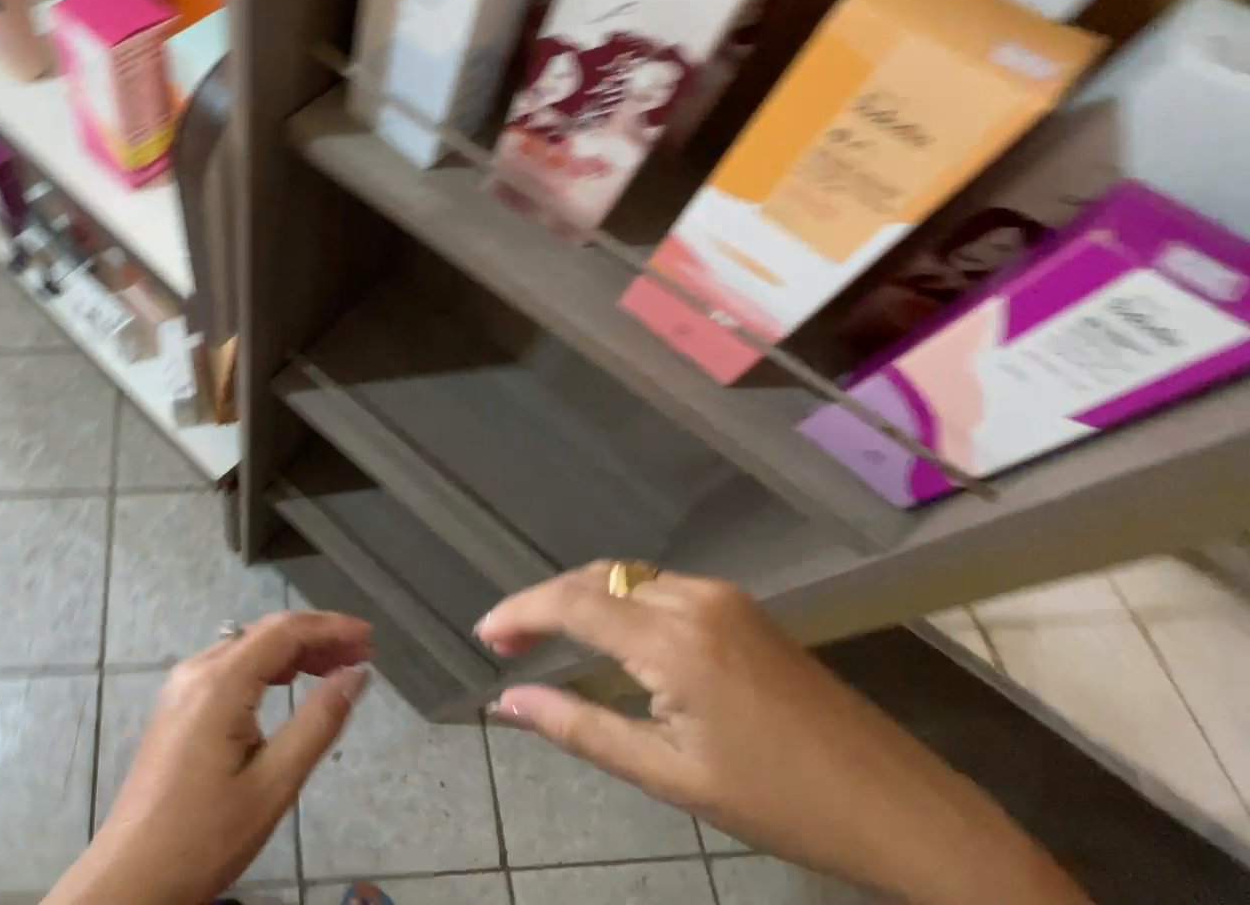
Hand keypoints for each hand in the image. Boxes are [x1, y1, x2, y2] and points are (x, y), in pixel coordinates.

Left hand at [46, 611, 373, 904]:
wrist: (133, 876)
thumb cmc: (206, 836)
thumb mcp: (274, 784)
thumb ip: (318, 722)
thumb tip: (356, 674)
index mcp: (220, 683)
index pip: (284, 631)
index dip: (331, 628)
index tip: (370, 638)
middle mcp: (197, 671)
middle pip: (265, 633)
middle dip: (316, 637)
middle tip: (362, 655)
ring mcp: (182, 687)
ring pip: (247, 648)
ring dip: (293, 651)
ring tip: (336, 668)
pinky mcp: (177, 706)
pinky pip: (229, 668)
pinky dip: (266, 667)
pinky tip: (289, 683)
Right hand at [477, 562, 1089, 904]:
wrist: (904, 809)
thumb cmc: (779, 802)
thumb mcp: (668, 775)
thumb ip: (579, 729)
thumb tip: (506, 702)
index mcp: (674, 641)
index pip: (572, 602)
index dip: (519, 611)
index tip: (483, 634)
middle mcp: (695, 599)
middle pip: (596, 578)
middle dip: (544, 602)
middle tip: (506, 641)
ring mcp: (725, 598)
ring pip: (627, 577)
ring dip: (581, 598)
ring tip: (546, 637)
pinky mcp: (744, 609)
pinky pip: (660, 587)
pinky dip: (620, 602)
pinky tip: (609, 636)